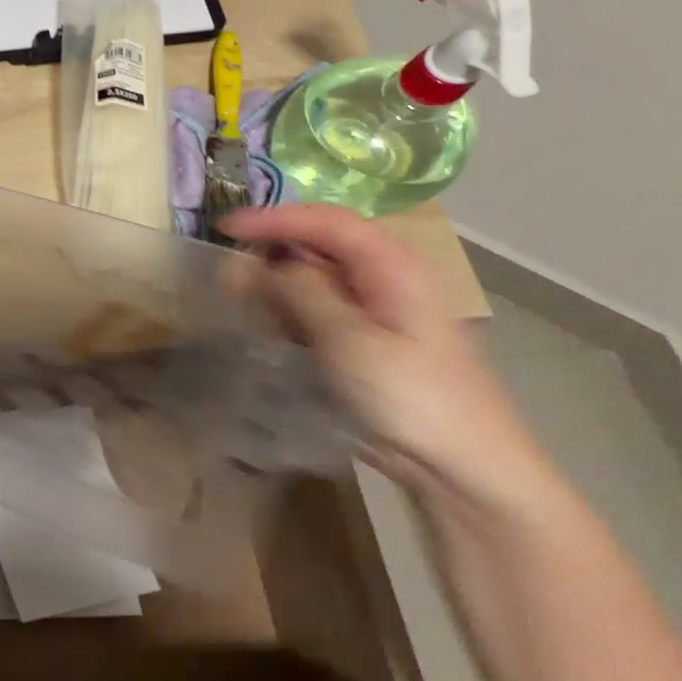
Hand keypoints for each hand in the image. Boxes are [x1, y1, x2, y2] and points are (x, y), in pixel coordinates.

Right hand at [221, 206, 539, 493]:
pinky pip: (315, 309)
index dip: (275, 218)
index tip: (224, 227)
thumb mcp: (350, 341)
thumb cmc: (411, 396)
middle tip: (223, 270)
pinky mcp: (361, 341)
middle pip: (320, 244)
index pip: (328, 221)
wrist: (459, 462)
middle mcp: (384, 279)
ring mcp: (373, 311)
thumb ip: (302, 294)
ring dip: (273, 282)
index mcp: (393, 267)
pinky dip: (285, 309)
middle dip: (269, 250)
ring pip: (313, 278)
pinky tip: (263, 325)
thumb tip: (259, 262)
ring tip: (234, 298)